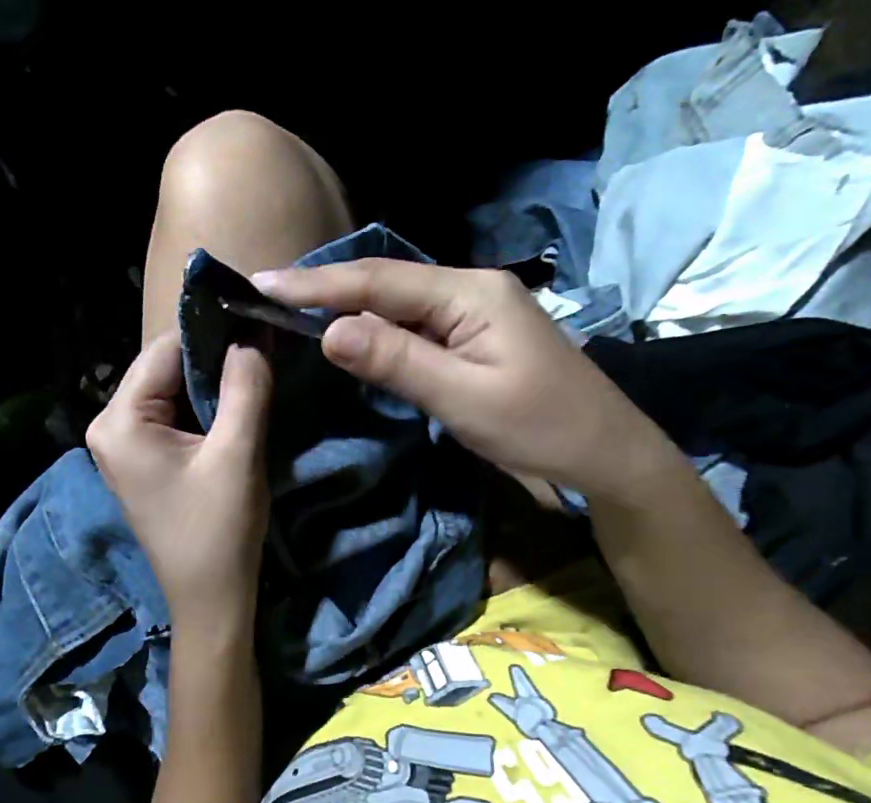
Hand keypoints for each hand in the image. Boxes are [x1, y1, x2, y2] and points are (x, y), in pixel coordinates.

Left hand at [86, 332, 272, 627]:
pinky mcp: (146, 462)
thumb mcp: (237, 454)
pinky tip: (241, 408)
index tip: (258, 318)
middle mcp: (111, 426)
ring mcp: (126, 446)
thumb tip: (254, 332)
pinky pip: (178, 418)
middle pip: (168, 369)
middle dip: (216, 360)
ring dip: (216, 386)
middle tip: (266, 347)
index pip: (166, 350)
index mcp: (119, 420)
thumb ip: (246, 387)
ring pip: (176, 393)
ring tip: (260, 373)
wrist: (210, 600)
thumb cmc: (219, 530)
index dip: (213, 331)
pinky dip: (209, 411)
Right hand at [251, 260, 681, 502]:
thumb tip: (330, 331)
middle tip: (271, 293)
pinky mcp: (482, 339)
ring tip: (298, 310)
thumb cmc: (541, 428)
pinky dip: (384, 332)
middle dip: (329, 290)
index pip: (380, 281)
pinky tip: (357, 337)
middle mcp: (474, 290)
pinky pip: (422, 327)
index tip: (264, 283)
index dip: (319, 284)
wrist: (606, 452)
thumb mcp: (464, 399)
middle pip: (390, 284)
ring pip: (404, 305)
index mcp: (471, 293)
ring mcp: (481, 313)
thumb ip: (398, 362)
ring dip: (354, 308)